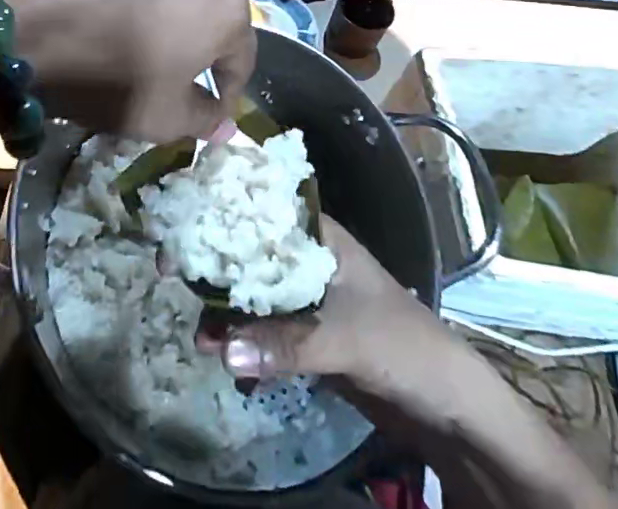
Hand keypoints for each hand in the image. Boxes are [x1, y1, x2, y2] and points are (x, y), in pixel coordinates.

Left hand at [2, 0, 255, 142]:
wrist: (27, 24)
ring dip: (182, 9)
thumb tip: (227, 125)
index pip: (242, 57)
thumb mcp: (160, 117)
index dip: (229, 89)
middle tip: (185, 72)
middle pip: (217, 14)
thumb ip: (204, 120)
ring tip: (159, 34)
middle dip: (207, 45)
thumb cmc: (105, 76)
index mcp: (227, 10)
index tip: (214, 109)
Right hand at [197, 220, 477, 434]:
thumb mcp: (345, 337)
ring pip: (248, 290)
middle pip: (247, 250)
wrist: (448, 408)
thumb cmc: (404, 345)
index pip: (261, 208)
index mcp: (319, 236)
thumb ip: (284, 342)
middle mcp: (304, 258)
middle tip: (169, 272)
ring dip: (221, 310)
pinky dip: (240, 339)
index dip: (219, 210)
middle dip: (211, 263)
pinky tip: (221, 354)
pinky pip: (259, 327)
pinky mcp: (301, 333)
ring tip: (201, 336)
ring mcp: (302, 297)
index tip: (180, 220)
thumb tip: (221, 348)